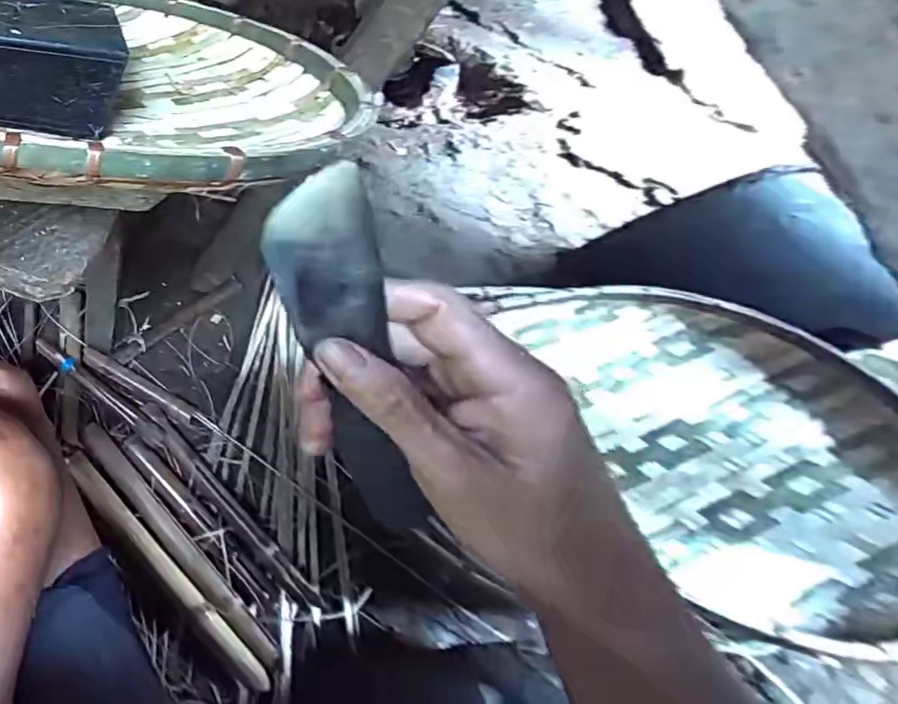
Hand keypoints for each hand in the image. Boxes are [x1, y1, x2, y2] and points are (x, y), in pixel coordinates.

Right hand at [295, 281, 654, 612]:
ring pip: (398, 366)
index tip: (321, 325)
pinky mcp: (467, 413)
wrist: (591, 596)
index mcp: (506, 372)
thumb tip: (329, 348)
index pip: (435, 306)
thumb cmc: (529, 535)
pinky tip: (338, 434)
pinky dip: (371, 409)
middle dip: (348, 360)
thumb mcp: (449, 470)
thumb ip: (391, 403)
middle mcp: (491, 369)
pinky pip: (409, 393)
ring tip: (315, 430)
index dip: (377, 300)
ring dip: (351, 391)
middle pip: (404, 337)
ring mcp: (479, 391)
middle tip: (306, 398)